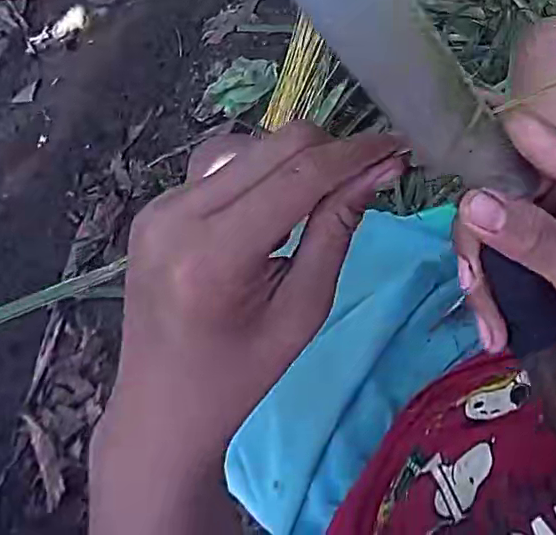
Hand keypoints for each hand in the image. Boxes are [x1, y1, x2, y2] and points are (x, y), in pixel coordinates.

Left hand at [103, 123, 405, 453]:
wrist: (159, 411)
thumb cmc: (241, 375)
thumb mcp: (305, 308)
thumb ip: (339, 227)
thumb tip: (381, 168)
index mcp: (214, 255)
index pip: (301, 174)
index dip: (356, 153)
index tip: (396, 147)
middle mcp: (179, 215)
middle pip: (279, 144)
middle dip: (333, 151)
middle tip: (369, 172)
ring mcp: (162, 204)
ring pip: (256, 144)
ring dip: (299, 159)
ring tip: (320, 197)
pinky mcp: (159, 202)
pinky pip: (226, 159)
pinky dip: (265, 168)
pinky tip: (274, 203)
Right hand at [452, 109, 555, 388]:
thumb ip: (533, 238)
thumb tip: (471, 201)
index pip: (530, 135)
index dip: (488, 150)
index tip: (464, 197)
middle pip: (497, 181)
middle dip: (480, 235)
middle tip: (474, 284)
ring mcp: (548, 209)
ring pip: (485, 217)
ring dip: (481, 270)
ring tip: (493, 325)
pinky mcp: (532, 237)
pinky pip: (489, 245)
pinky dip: (486, 284)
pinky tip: (496, 327)